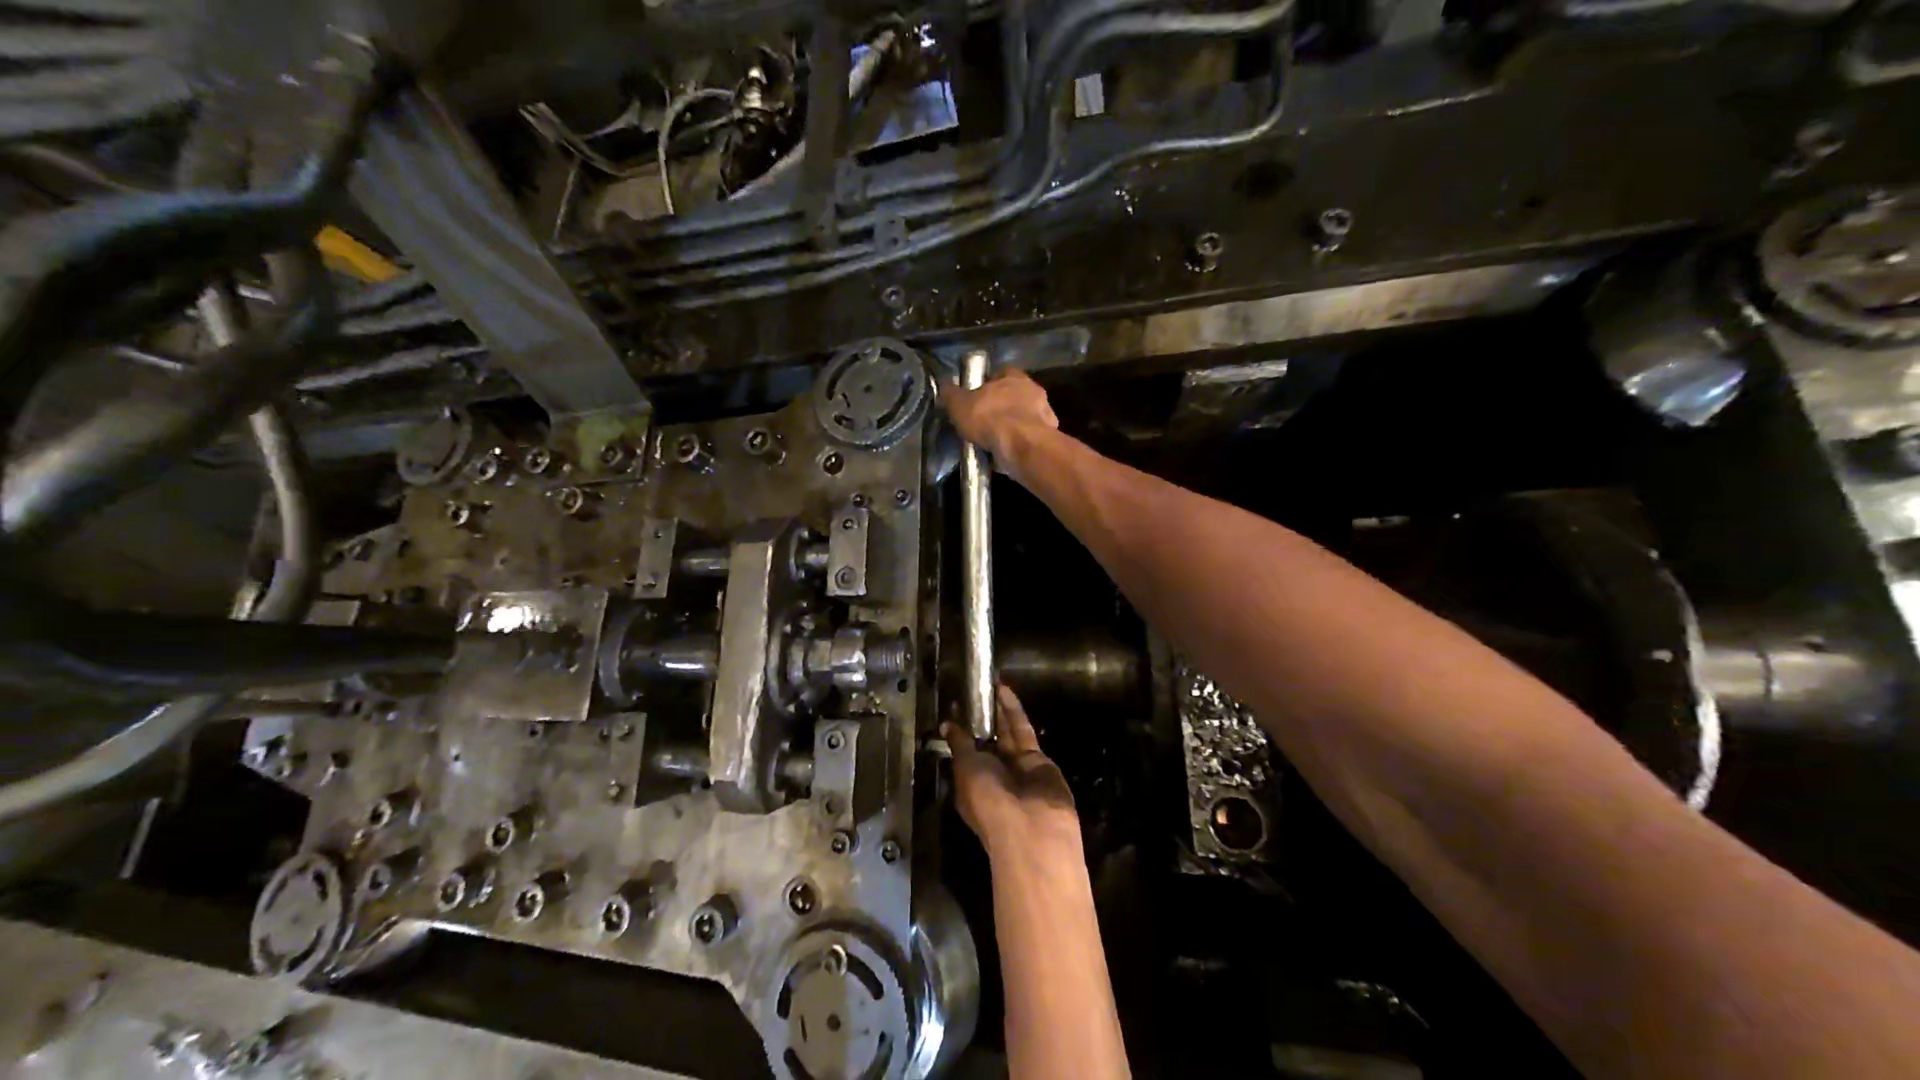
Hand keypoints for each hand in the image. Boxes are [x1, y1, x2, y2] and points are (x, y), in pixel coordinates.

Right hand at [939, 369, 1058, 472]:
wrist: (1022, 445)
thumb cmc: (990, 418)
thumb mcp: (960, 405)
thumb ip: (952, 394)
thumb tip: (945, 386)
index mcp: (1012, 376)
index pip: (1000, 374)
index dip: (988, 386)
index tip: (977, 400)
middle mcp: (1032, 389)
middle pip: (1014, 395)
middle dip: (1002, 407)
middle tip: (986, 423)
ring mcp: (1044, 412)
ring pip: (1024, 416)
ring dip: (1013, 426)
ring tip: (996, 442)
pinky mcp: (1049, 434)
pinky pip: (1030, 436)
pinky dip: (1021, 442)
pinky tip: (1008, 452)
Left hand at [944, 684, 1079, 858]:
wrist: (1032, 827)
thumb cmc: (988, 800)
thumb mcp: (966, 769)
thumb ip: (960, 744)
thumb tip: (946, 725)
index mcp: (969, 783)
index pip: (963, 752)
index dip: (960, 729)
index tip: (956, 704)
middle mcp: (992, 775)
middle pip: (986, 740)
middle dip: (981, 717)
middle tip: (975, 688)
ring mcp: (1016, 768)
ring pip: (1005, 732)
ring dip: (997, 709)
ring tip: (990, 681)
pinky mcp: (1037, 759)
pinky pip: (1022, 731)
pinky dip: (1013, 711)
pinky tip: (1004, 689)